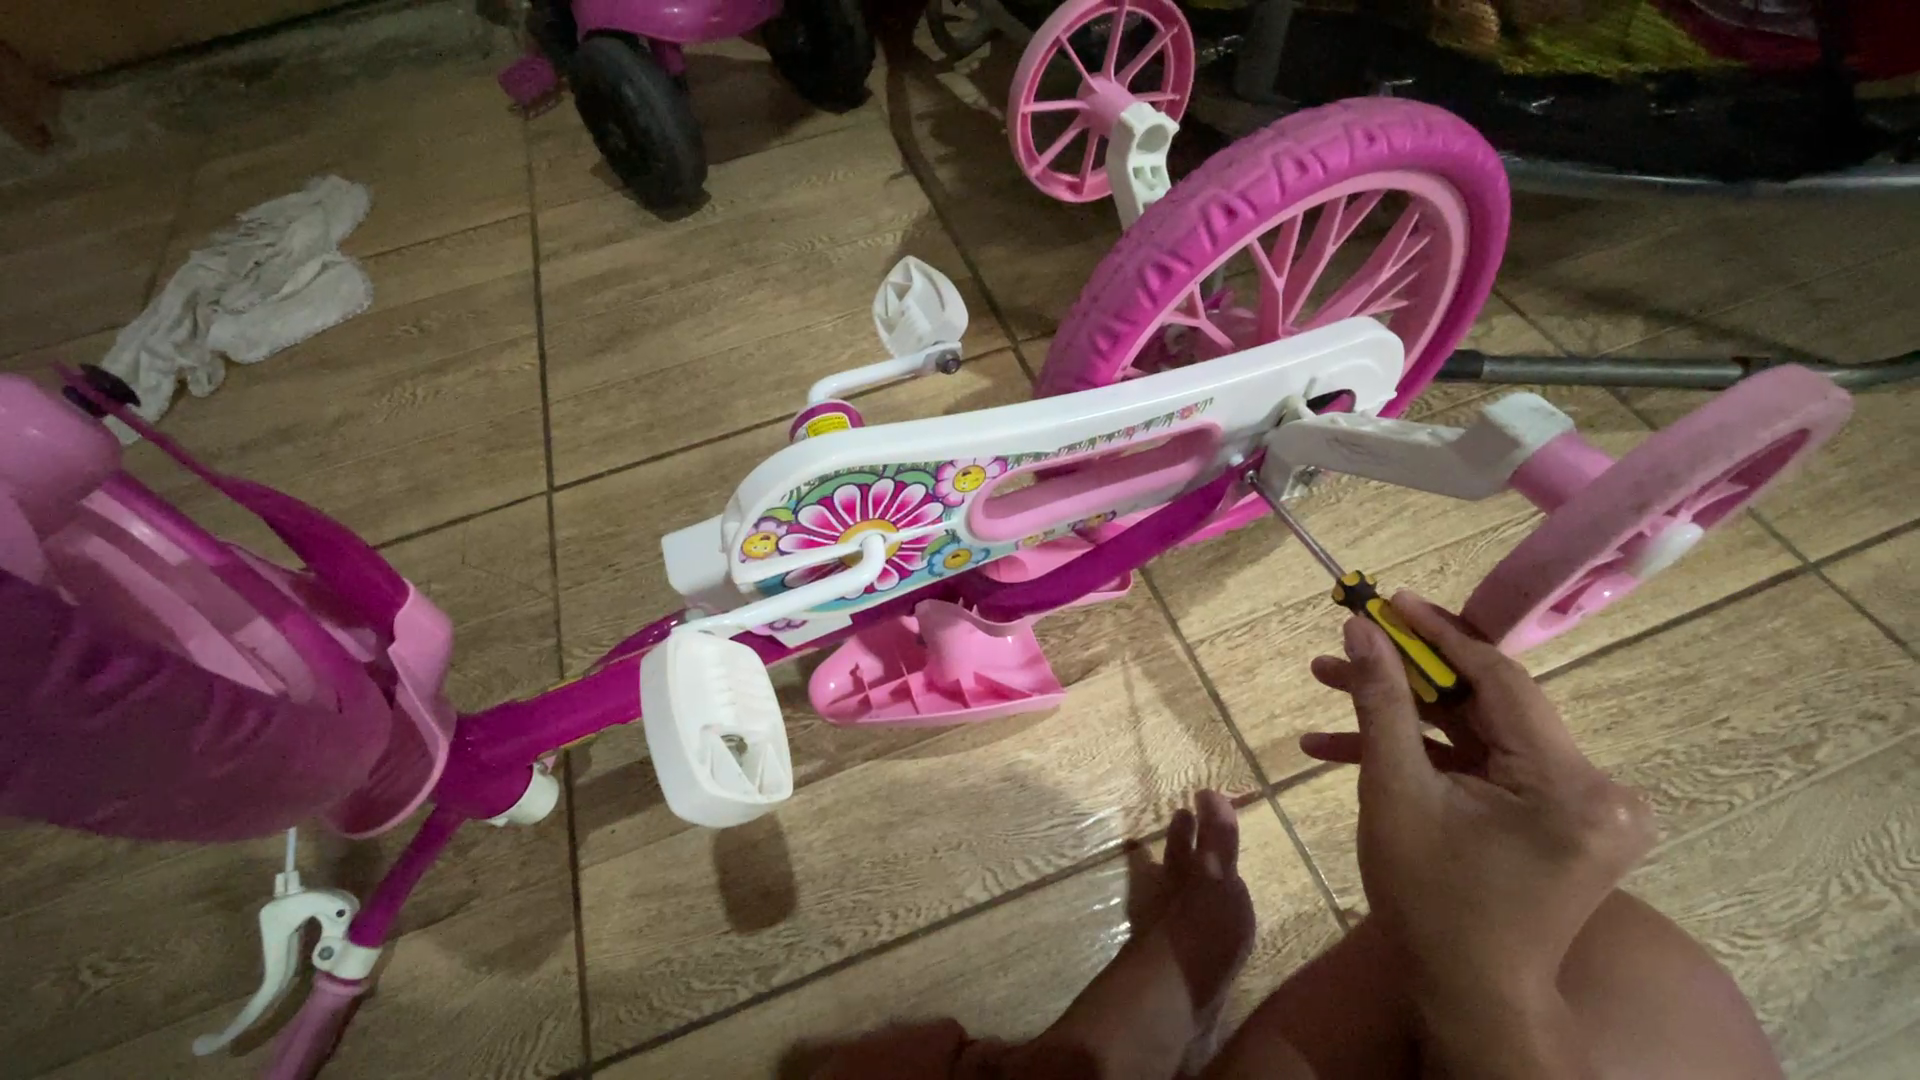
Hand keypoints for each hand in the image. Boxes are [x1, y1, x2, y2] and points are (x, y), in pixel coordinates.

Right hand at [1300, 594, 1654, 1009]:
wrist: (1467, 995)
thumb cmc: (1428, 900)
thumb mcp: (1392, 791)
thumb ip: (1379, 702)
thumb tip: (1360, 629)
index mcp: (1570, 785)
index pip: (1500, 680)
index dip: (1436, 635)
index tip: (1385, 600)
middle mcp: (1596, 788)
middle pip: (1486, 704)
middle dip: (1404, 677)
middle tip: (1342, 649)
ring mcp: (1579, 806)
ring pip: (1477, 732)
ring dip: (1403, 715)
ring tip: (1326, 689)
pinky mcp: (1556, 818)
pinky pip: (1483, 766)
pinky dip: (1424, 754)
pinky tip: (1348, 748)